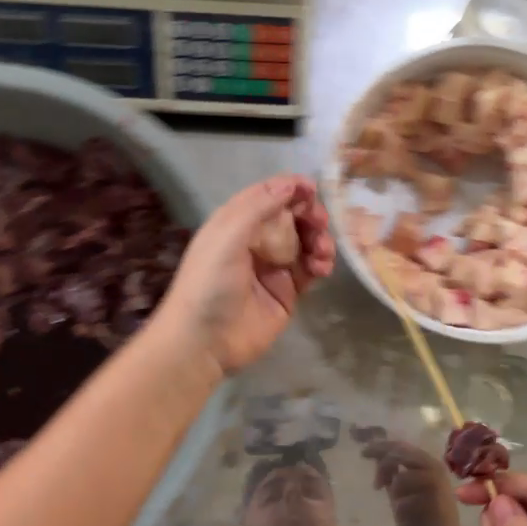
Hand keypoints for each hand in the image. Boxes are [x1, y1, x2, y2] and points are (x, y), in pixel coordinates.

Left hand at [154, 175, 334, 375]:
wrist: (204, 341)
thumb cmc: (209, 283)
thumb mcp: (228, 236)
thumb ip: (259, 207)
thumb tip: (290, 183)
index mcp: (235, 223)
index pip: (268, 195)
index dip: (291, 188)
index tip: (313, 190)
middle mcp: (255, 241)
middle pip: (291, 217)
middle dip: (310, 215)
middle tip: (319, 223)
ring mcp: (272, 267)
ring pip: (305, 242)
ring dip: (319, 239)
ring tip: (322, 252)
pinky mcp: (286, 292)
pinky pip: (310, 269)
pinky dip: (321, 263)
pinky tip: (322, 268)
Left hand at [362, 440, 459, 525]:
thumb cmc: (420, 513)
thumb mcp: (401, 489)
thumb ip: (391, 472)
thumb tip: (376, 455)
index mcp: (427, 461)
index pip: (401, 445)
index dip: (381, 446)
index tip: (364, 452)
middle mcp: (434, 467)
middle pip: (400, 455)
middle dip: (383, 468)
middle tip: (376, 485)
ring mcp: (435, 483)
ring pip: (401, 479)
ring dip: (396, 495)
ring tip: (402, 507)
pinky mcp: (434, 502)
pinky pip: (404, 503)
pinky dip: (402, 512)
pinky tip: (411, 520)